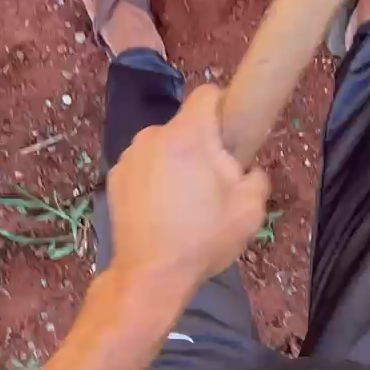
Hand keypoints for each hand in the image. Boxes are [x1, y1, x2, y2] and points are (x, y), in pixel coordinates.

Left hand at [105, 86, 268, 297]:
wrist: (151, 276)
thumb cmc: (203, 238)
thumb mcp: (249, 209)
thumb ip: (255, 176)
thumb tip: (245, 169)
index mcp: (187, 135)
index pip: (207, 94)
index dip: (223, 107)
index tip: (231, 133)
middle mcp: (153, 135)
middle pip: (186, 125)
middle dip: (202, 145)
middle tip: (212, 183)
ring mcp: (129, 155)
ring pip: (164, 146)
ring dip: (176, 162)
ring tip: (184, 202)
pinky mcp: (114, 177)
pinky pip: (144, 165)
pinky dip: (153, 178)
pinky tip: (160, 210)